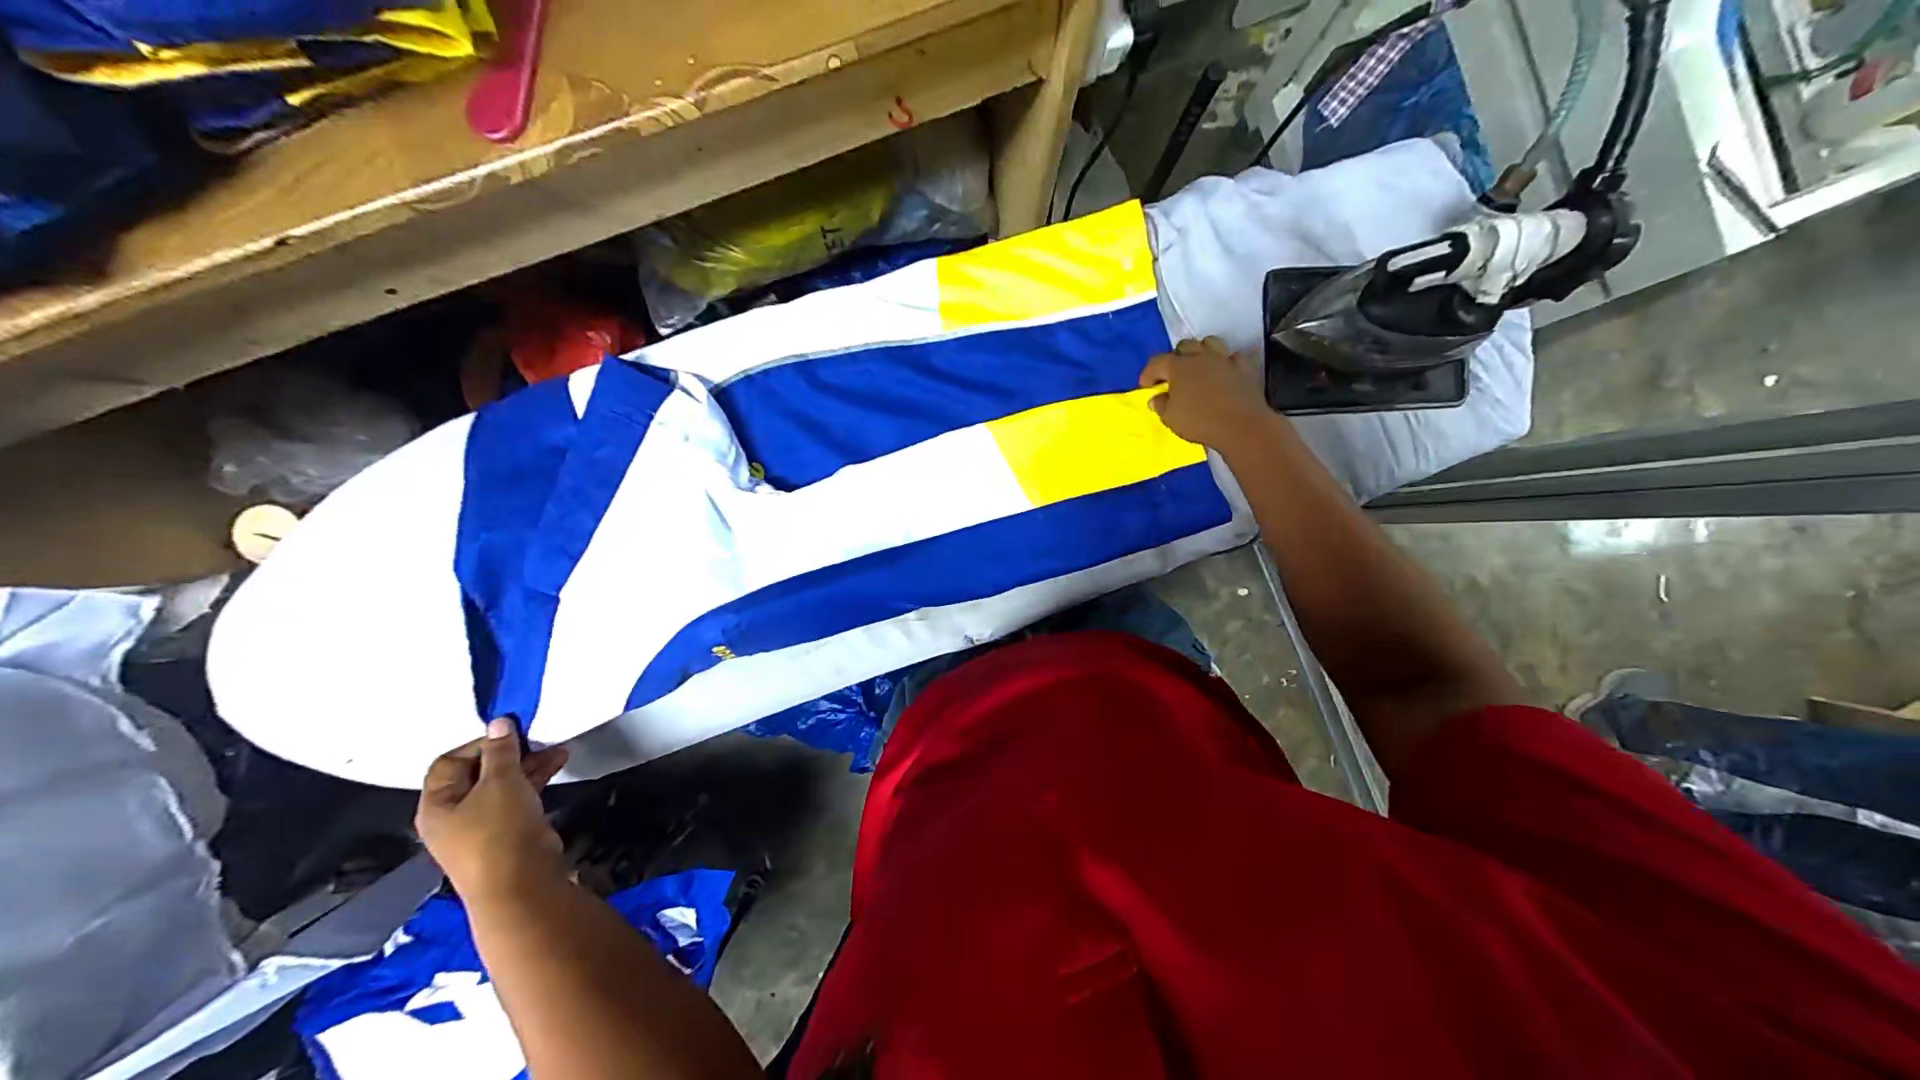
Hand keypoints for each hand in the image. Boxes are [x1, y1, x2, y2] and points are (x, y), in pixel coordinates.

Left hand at [417, 717, 569, 902]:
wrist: (521, 884)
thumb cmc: (498, 830)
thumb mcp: (500, 782)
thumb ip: (501, 750)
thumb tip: (499, 722)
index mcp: (436, 804)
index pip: (450, 761)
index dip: (480, 744)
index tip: (511, 733)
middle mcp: (453, 814)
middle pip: (478, 772)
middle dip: (509, 753)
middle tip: (536, 739)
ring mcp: (482, 824)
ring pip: (502, 784)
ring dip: (528, 764)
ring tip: (557, 750)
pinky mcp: (508, 831)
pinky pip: (518, 797)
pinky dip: (535, 780)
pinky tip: (557, 765)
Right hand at [1139, 337, 1278, 453]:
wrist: (1241, 426)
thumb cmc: (1200, 422)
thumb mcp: (1170, 418)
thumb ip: (1161, 405)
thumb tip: (1156, 398)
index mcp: (1178, 367)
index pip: (1157, 362)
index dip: (1148, 374)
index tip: (1146, 386)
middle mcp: (1200, 356)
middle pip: (1184, 345)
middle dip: (1175, 358)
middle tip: (1173, 376)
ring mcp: (1224, 359)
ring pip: (1210, 342)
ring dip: (1201, 351)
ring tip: (1198, 367)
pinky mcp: (1243, 367)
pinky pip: (1232, 356)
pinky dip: (1226, 362)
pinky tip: (1223, 372)